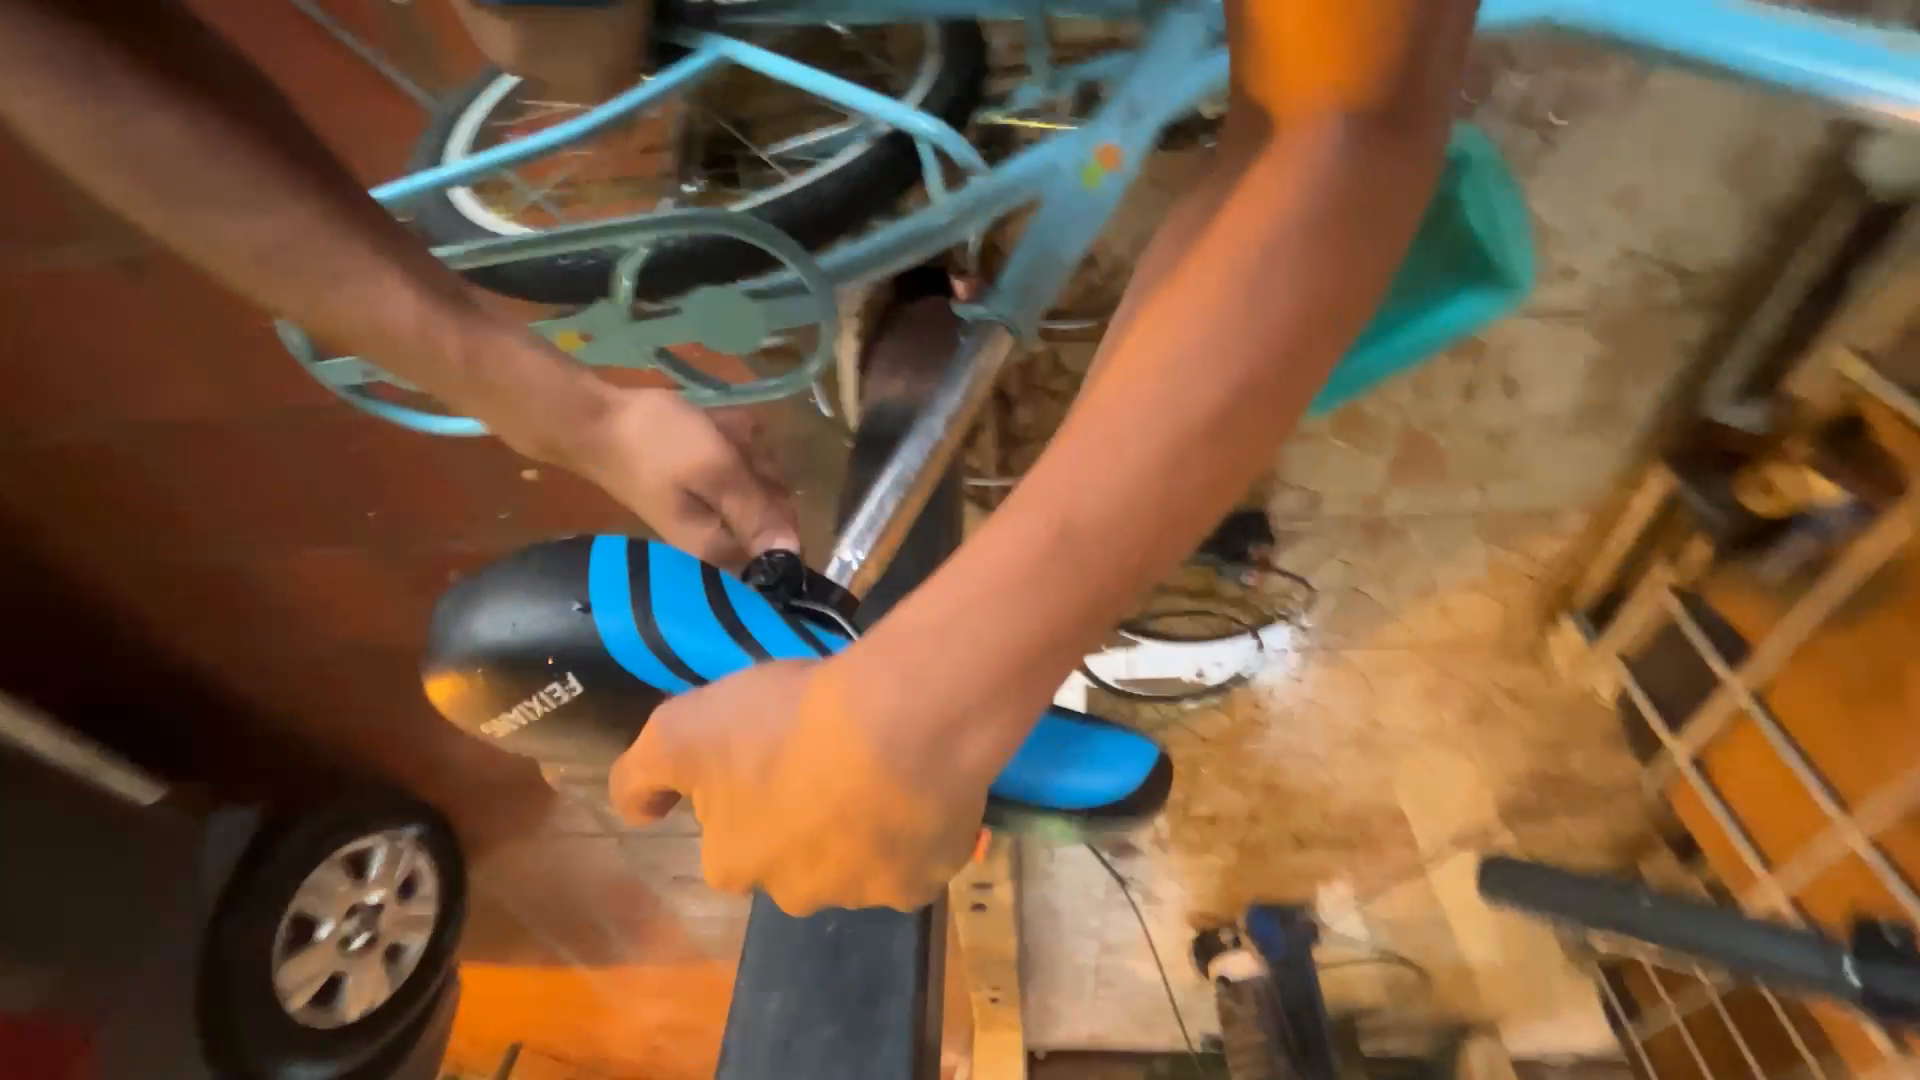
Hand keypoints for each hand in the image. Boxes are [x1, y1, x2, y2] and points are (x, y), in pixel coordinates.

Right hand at [568, 389, 800, 568]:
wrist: (593, 419)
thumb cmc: (656, 446)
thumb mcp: (716, 473)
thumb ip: (755, 513)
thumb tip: (792, 553)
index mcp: (716, 547)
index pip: (774, 555)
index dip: (784, 517)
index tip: (770, 485)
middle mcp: (715, 535)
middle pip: (771, 514)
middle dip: (763, 474)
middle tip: (734, 451)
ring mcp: (709, 506)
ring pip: (758, 484)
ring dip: (749, 452)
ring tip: (720, 432)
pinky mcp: (702, 483)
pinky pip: (736, 467)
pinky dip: (733, 443)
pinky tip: (717, 425)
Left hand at [608, 657, 990, 914]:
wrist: (898, 724)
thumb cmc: (787, 723)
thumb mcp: (685, 726)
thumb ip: (644, 773)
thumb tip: (642, 813)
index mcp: (737, 862)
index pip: (734, 836)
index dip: (752, 786)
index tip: (777, 747)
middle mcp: (796, 894)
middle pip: (797, 855)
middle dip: (808, 816)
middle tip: (831, 753)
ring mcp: (867, 893)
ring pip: (860, 858)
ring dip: (864, 822)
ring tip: (886, 760)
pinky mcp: (925, 880)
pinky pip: (916, 856)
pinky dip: (915, 828)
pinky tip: (923, 784)